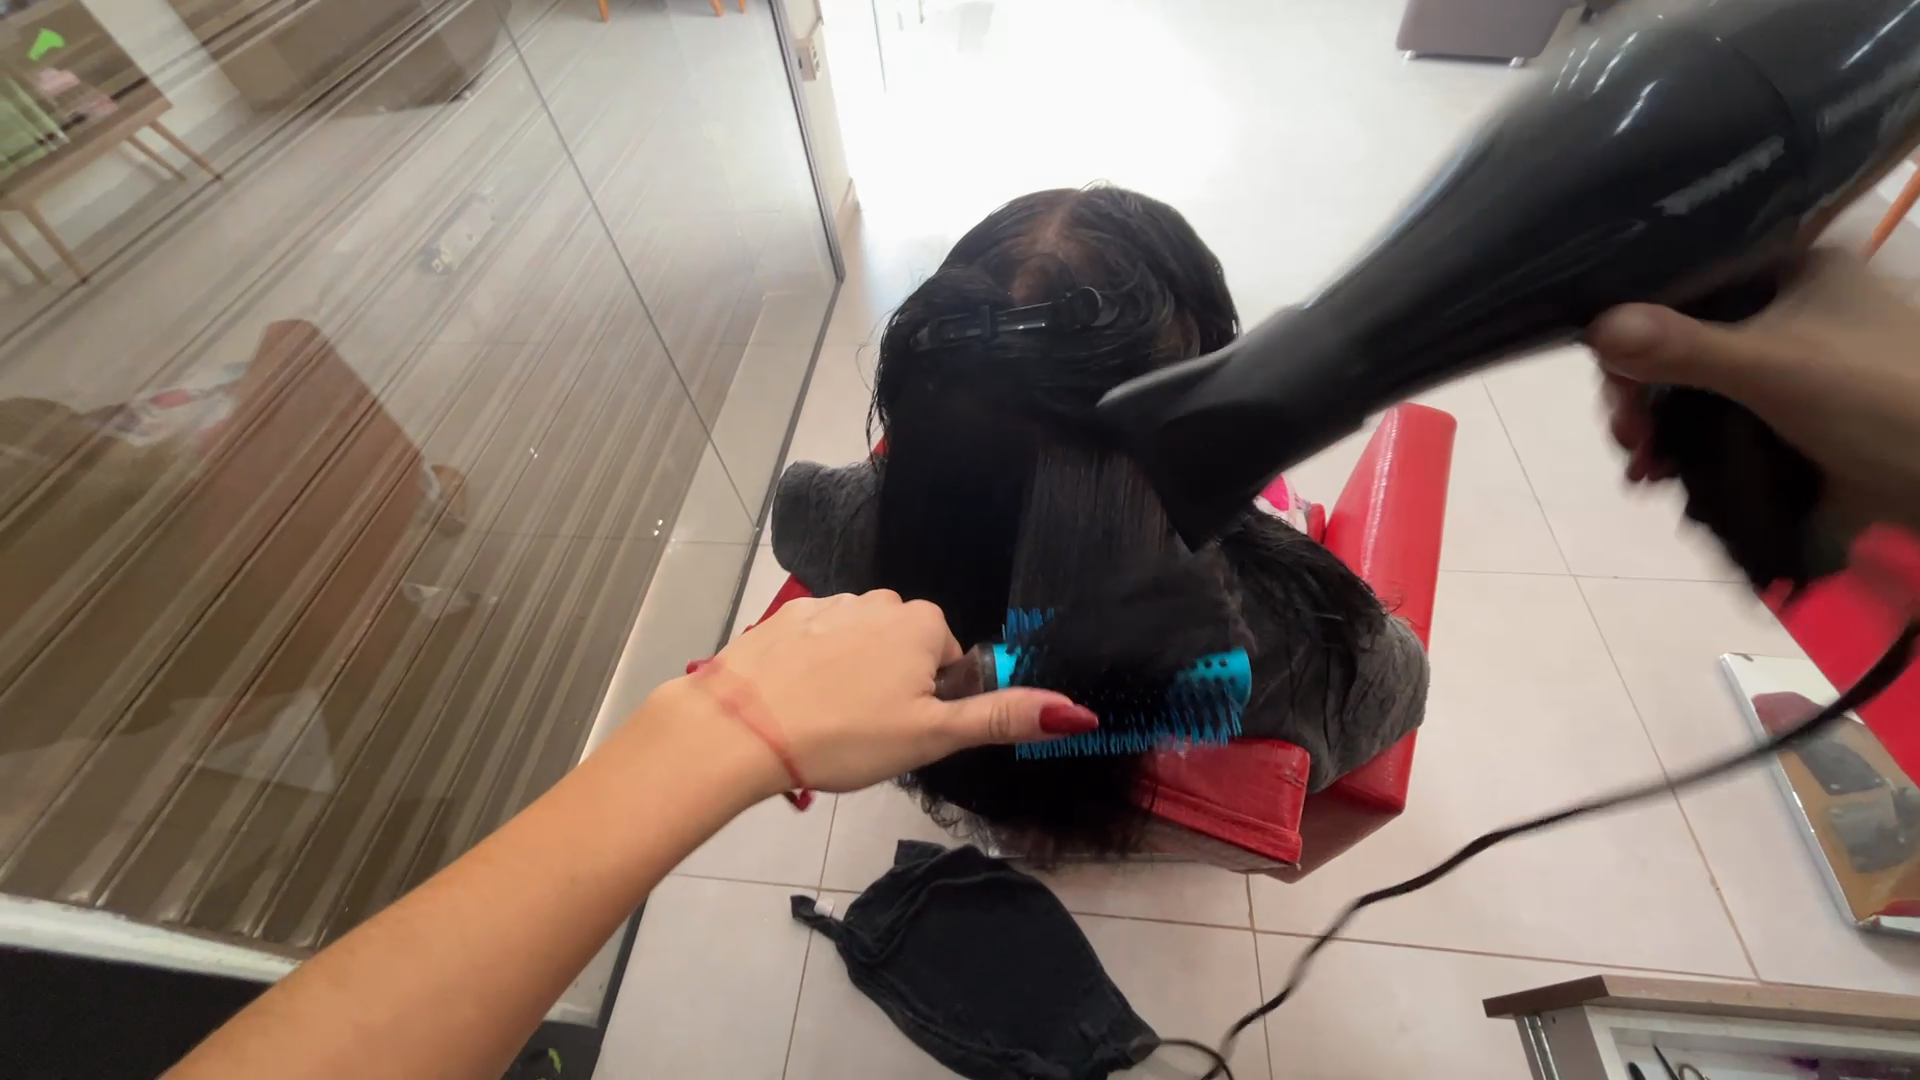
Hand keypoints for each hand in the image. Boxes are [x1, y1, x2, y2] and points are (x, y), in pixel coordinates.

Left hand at [671, 591, 1095, 796]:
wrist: (740, 727)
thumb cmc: (846, 733)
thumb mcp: (932, 735)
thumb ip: (1003, 718)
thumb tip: (1080, 711)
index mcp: (920, 622)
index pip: (948, 659)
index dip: (932, 699)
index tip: (901, 729)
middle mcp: (879, 600)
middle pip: (906, 645)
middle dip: (896, 682)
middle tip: (867, 729)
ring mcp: (828, 603)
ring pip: (861, 642)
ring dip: (855, 673)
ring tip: (829, 718)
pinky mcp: (786, 616)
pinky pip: (819, 639)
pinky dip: (816, 665)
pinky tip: (796, 697)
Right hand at [1587, 249, 1919, 533]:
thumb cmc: (1886, 404)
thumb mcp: (1776, 369)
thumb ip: (1682, 347)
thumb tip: (1592, 328)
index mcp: (1789, 274)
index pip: (1677, 284)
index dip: (1629, 326)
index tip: (1614, 376)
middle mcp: (1775, 312)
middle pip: (1663, 343)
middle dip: (1633, 393)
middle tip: (1628, 433)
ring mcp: (1770, 366)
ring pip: (1673, 387)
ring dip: (1643, 427)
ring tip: (1643, 464)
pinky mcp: (1766, 414)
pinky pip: (1691, 422)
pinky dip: (1665, 449)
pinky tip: (1654, 473)